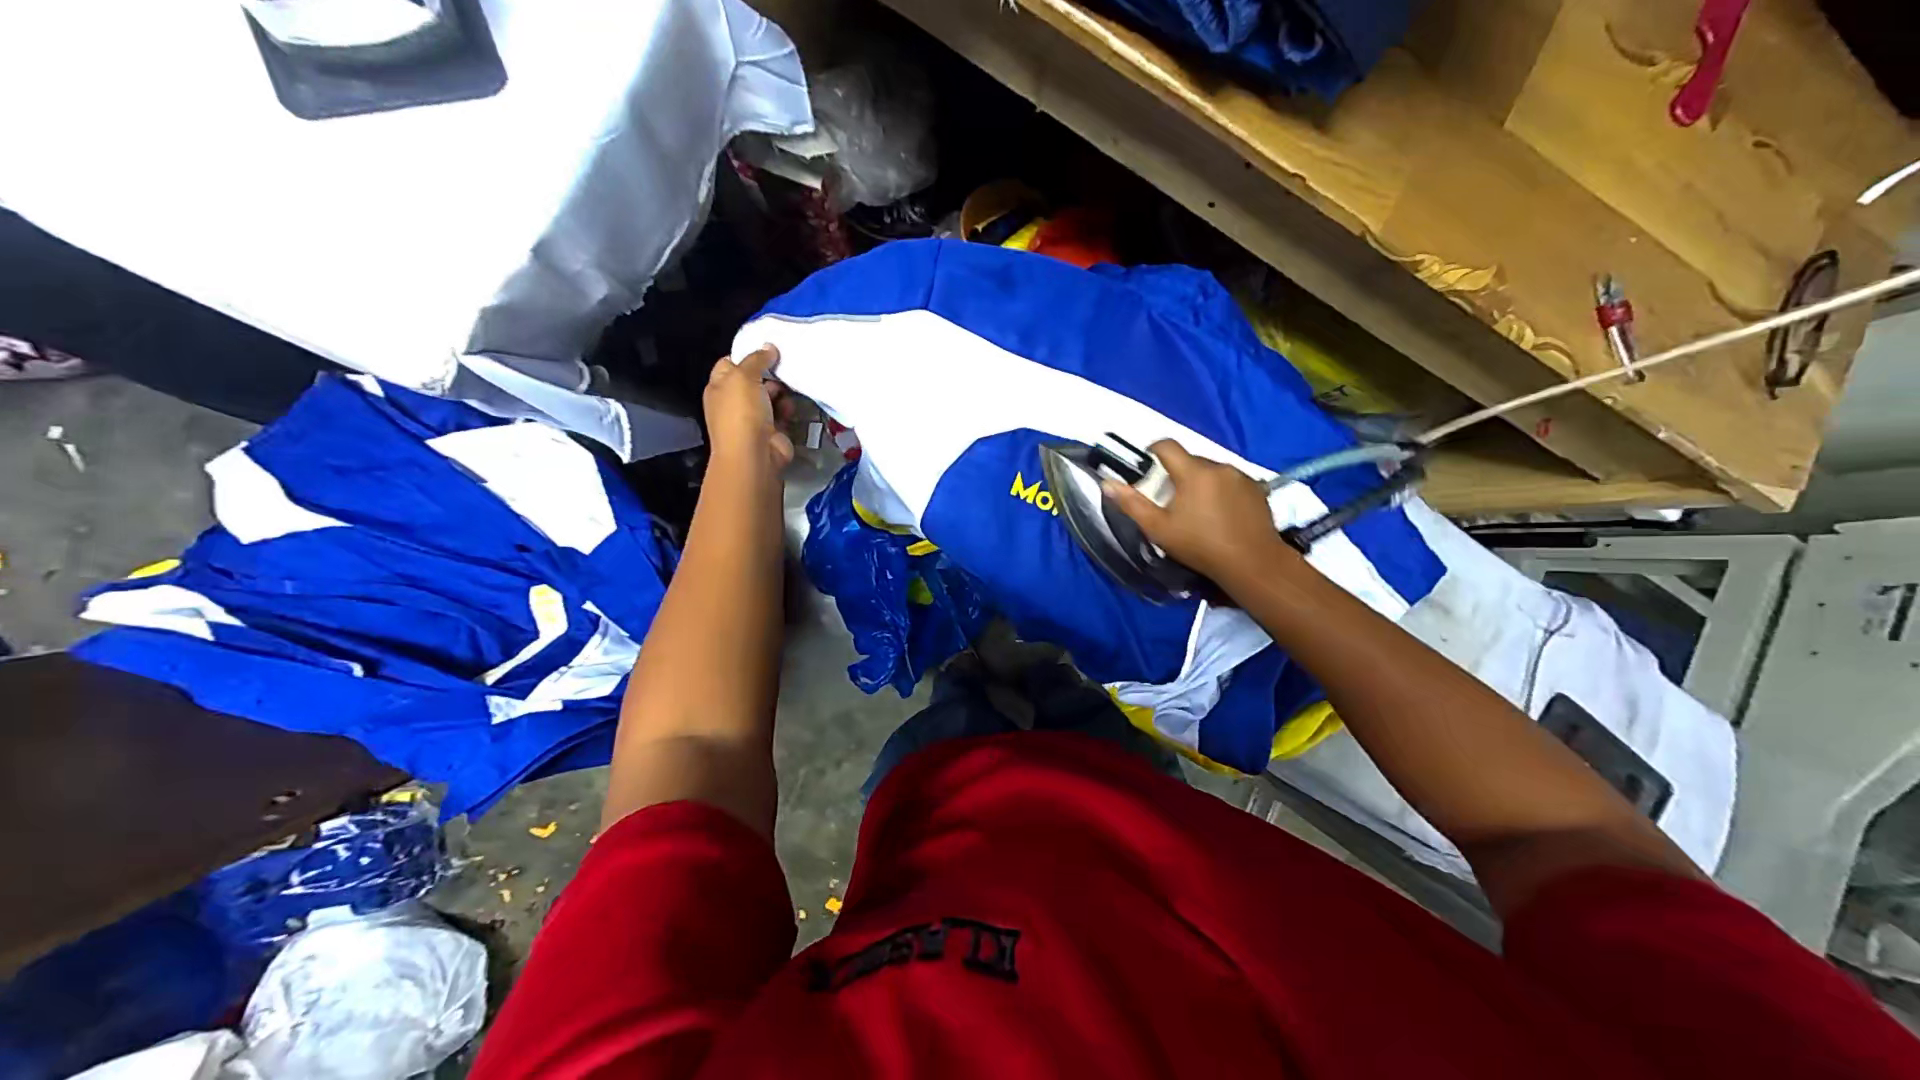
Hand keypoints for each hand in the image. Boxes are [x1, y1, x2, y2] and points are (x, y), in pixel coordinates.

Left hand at [705, 346, 792, 472]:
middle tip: (783, 369)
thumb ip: (756, 359)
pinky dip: (787, 410)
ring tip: (788, 392)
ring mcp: (753, 417)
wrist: (754, 454)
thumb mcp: (744, 376)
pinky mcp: (772, 430)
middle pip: (755, 379)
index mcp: (720, 386)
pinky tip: (790, 410)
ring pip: (771, 396)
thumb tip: (768, 346)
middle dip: (770, 374)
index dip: (747, 355)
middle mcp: (734, 401)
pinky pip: (782, 413)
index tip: (767, 350)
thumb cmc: (742, 412)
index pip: (731, 363)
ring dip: (782, 393)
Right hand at [1102, 439, 1301, 586]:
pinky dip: (1221, 490)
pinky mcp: (1258, 489)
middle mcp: (1219, 466)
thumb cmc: (1200, 546)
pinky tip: (1221, 514)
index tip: (1146, 469)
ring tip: (1198, 510)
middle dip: (1177, 475)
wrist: (1252, 563)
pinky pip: (1231, 481)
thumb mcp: (1159, 529)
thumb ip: (1131, 503)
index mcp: (1193, 472)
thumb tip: (1107, 483)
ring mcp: (1242, 476)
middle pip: (1190, 460)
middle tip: (1171, 502)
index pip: (1167, 445)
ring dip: (1200, 482)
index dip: (1152, 452)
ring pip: (1212, 471)